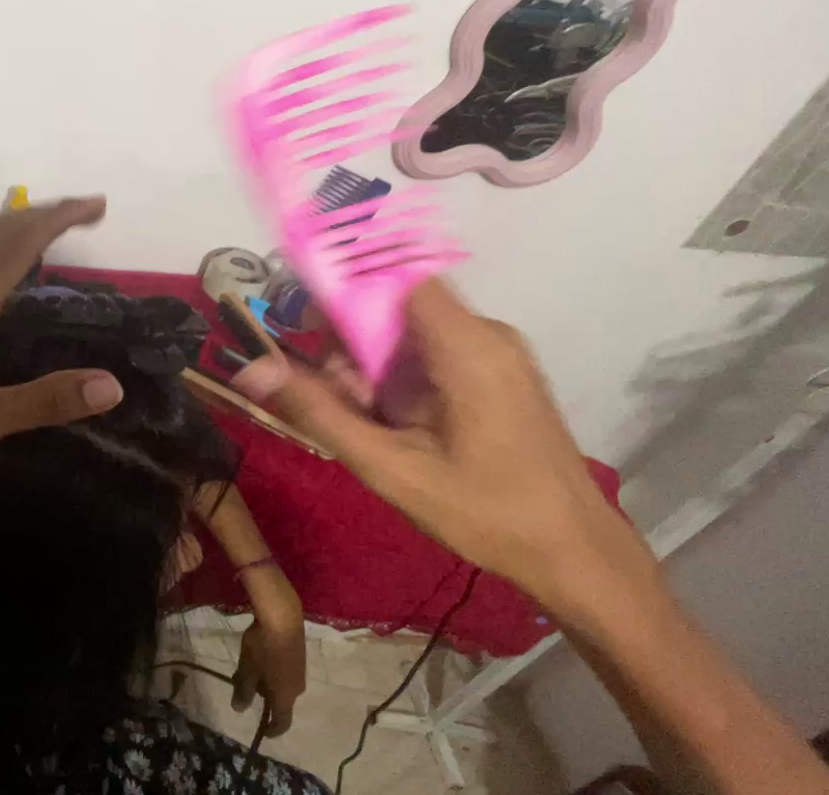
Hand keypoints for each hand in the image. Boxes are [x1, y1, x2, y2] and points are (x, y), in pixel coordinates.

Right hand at [230, 280, 646, 611]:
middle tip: (341, 398)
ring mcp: (495, 350)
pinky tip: (396, 422)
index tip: (305, 324)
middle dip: (349, 342)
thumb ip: (317, 411)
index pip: (393, 272)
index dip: (341, 283)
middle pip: (391, 303)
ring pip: (404, 329)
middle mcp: (485, 333)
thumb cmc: (486, 513)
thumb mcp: (387, 467)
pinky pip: (427, 349)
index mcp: (467, 345)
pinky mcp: (495, 370)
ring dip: (370, 365)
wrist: (578, 556)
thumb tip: (250, 367)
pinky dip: (396, 376)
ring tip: (371, 421)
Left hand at [233, 600, 305, 736]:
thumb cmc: (262, 646)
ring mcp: (301, 672)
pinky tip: (261, 655)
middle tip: (243, 683)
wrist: (283, 617)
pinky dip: (273, 671)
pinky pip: (286, 673)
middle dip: (263, 696)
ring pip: (282, 685)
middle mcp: (297, 689)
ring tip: (248, 666)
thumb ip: (243, 690)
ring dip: (267, 681)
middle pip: (280, 701)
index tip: (264, 732)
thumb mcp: (247, 669)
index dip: (273, 729)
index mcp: (285, 697)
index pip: (283, 722)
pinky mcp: (300, 657)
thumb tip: (239, 709)